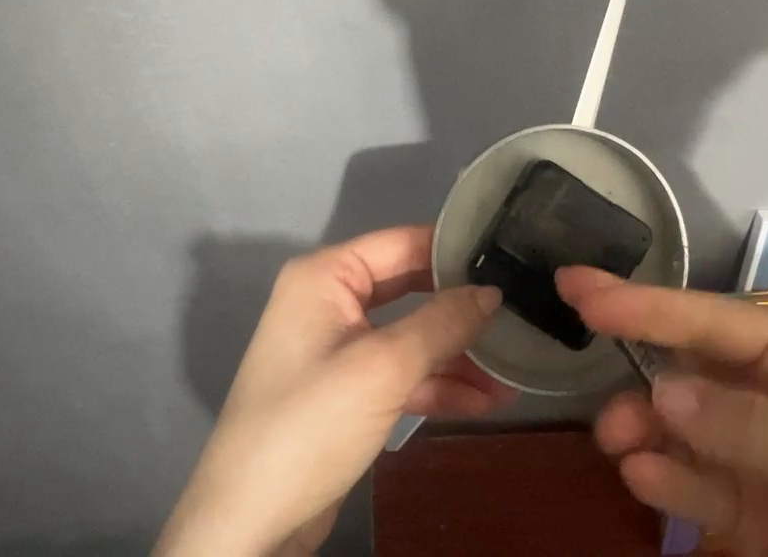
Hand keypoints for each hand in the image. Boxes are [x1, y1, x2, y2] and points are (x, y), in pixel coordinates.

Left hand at [156, 226, 515, 555]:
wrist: (249, 524)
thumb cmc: (311, 423)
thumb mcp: (384, 367)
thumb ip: (442, 323)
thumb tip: (492, 292)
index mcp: (326, 277)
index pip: (402, 244)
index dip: (455, 250)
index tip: (509, 259)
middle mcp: (330, 303)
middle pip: (411, 290)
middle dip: (462, 311)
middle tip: (518, 313)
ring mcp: (337, 350)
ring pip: (410, 337)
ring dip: (457, 356)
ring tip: (511, 374)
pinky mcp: (345, 393)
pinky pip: (400, 374)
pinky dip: (437, 385)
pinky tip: (484, 401)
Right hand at [557, 267, 767, 556]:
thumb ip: (755, 426)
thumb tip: (662, 389)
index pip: (717, 322)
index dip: (649, 303)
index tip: (584, 288)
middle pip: (692, 367)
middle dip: (641, 362)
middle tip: (581, 354)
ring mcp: (763, 460)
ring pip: (685, 426)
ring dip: (645, 424)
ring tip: (613, 440)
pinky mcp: (753, 518)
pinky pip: (698, 486)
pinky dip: (665, 478)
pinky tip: (640, 476)